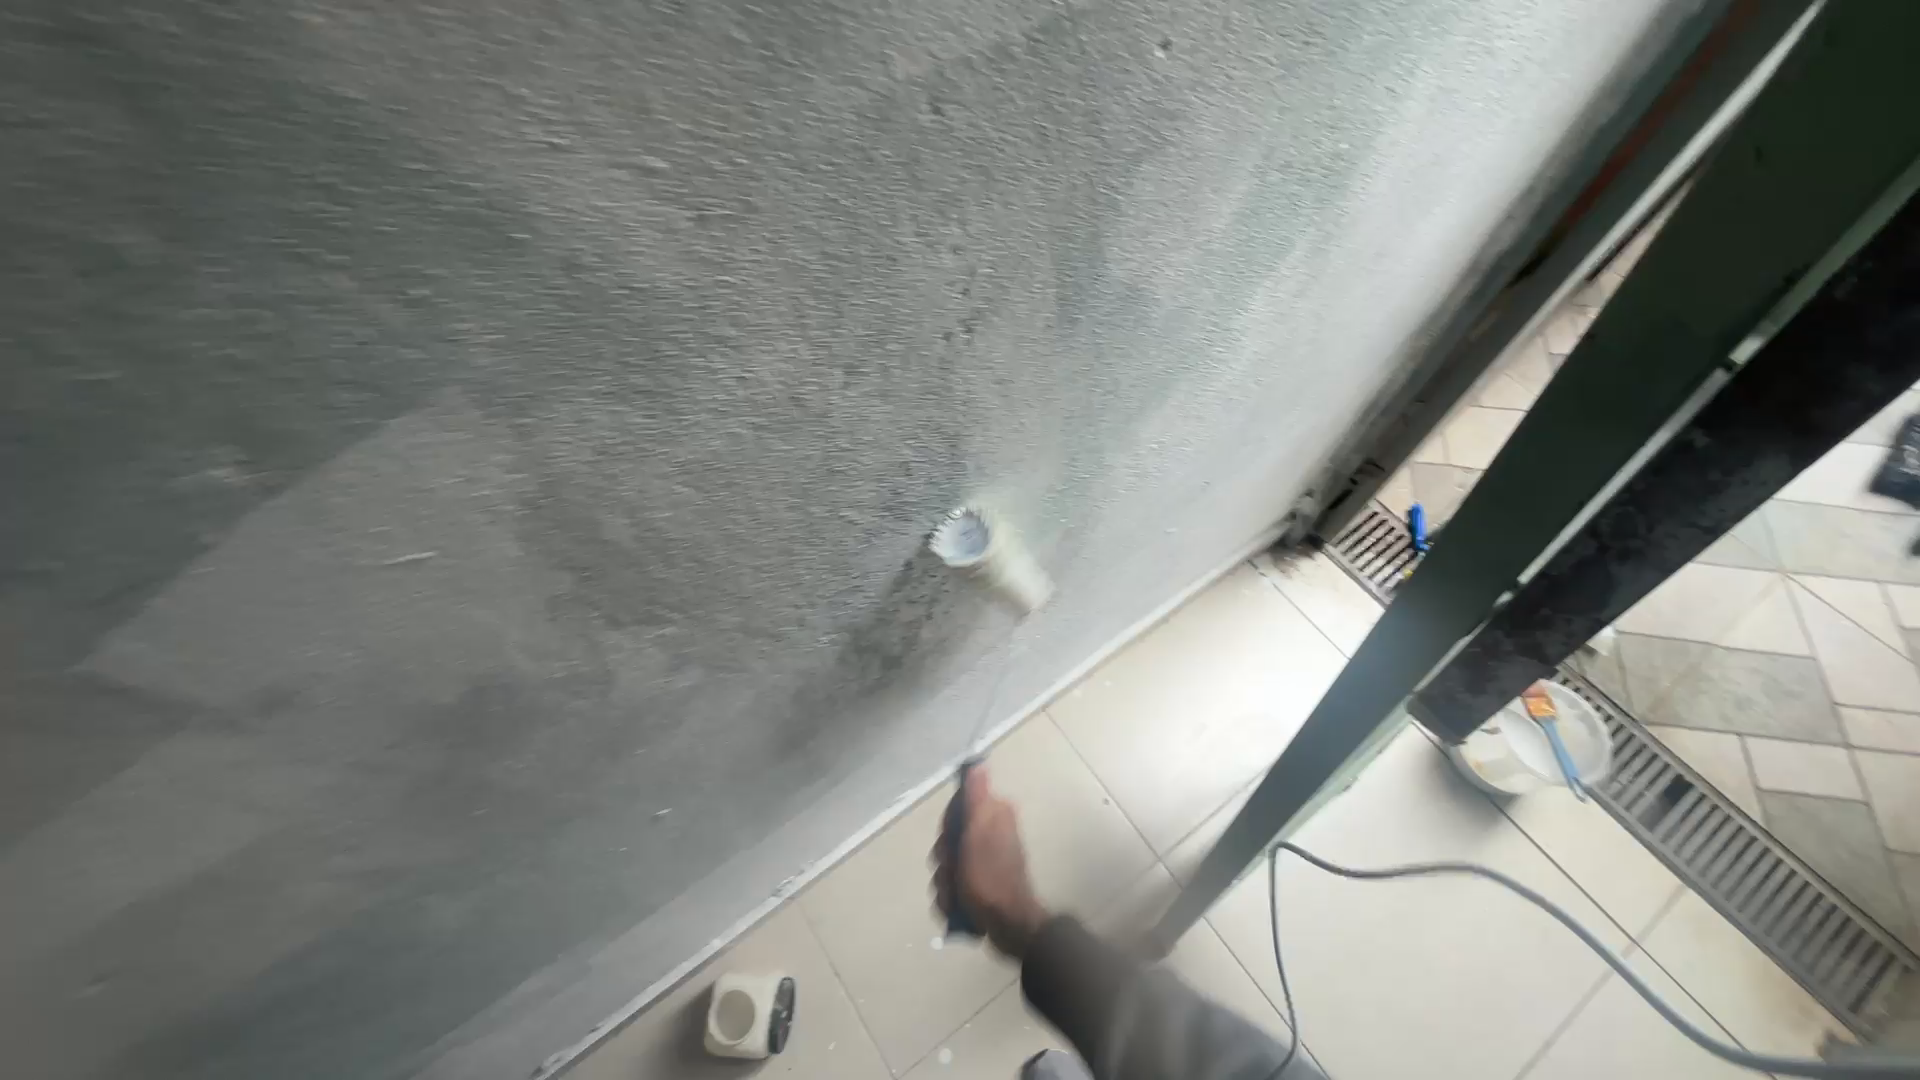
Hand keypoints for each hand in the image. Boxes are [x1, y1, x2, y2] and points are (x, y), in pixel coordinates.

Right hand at [932, 766, 1050, 958]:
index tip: (950, 843)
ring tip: (954, 896)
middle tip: (952, 873)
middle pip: (949, 838)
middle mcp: (991, 833)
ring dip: (945, 882)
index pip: (956, 809)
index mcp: (994, 816)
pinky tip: (955, 906)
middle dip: (945, 861)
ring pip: (948, 864)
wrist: (1008, 926)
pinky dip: (950, 896)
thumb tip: (977, 763)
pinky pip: (953, 883)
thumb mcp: (980, 833)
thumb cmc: (991, 878)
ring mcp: (985, 860)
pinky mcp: (981, 883)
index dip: (947, 828)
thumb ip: (977, 798)